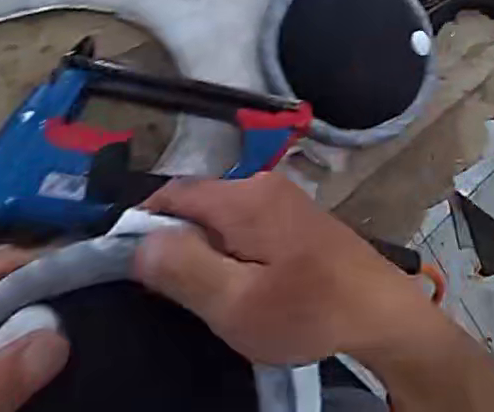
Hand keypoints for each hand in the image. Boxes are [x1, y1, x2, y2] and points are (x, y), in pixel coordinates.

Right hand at [134, 174, 439, 367]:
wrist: (375, 307)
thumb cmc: (306, 309)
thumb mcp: (236, 302)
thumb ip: (185, 268)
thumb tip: (140, 240)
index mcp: (247, 197)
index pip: (173, 192)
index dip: (139, 225)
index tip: (117, 267)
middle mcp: (264, 184)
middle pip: (196, 203)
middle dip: (172, 241)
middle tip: (160, 294)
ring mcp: (283, 197)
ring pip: (219, 216)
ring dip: (200, 249)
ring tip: (196, 295)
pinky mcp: (294, 215)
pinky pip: (242, 222)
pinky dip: (226, 248)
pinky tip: (231, 282)